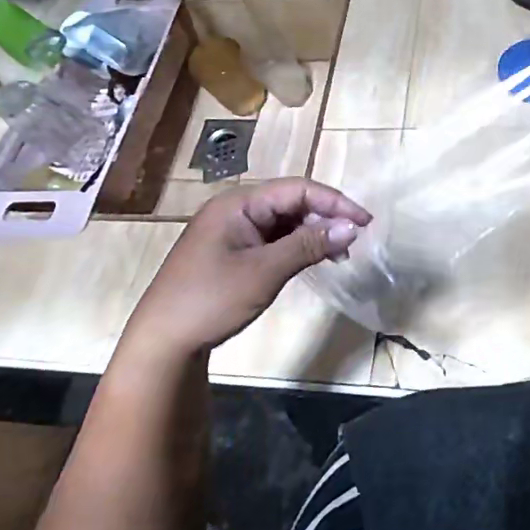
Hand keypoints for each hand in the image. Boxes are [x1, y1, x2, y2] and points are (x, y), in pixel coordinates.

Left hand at [123, 178, 372, 354]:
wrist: (164, 340)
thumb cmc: (211, 300)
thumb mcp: (265, 271)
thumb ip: (309, 245)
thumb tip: (351, 228)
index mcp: (238, 203)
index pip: (298, 189)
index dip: (335, 202)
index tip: (366, 223)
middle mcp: (236, 209)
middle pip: (292, 202)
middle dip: (326, 217)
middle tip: (355, 241)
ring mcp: (234, 230)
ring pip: (286, 221)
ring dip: (314, 233)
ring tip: (340, 255)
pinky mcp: (234, 251)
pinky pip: (274, 239)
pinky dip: (298, 247)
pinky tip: (314, 261)